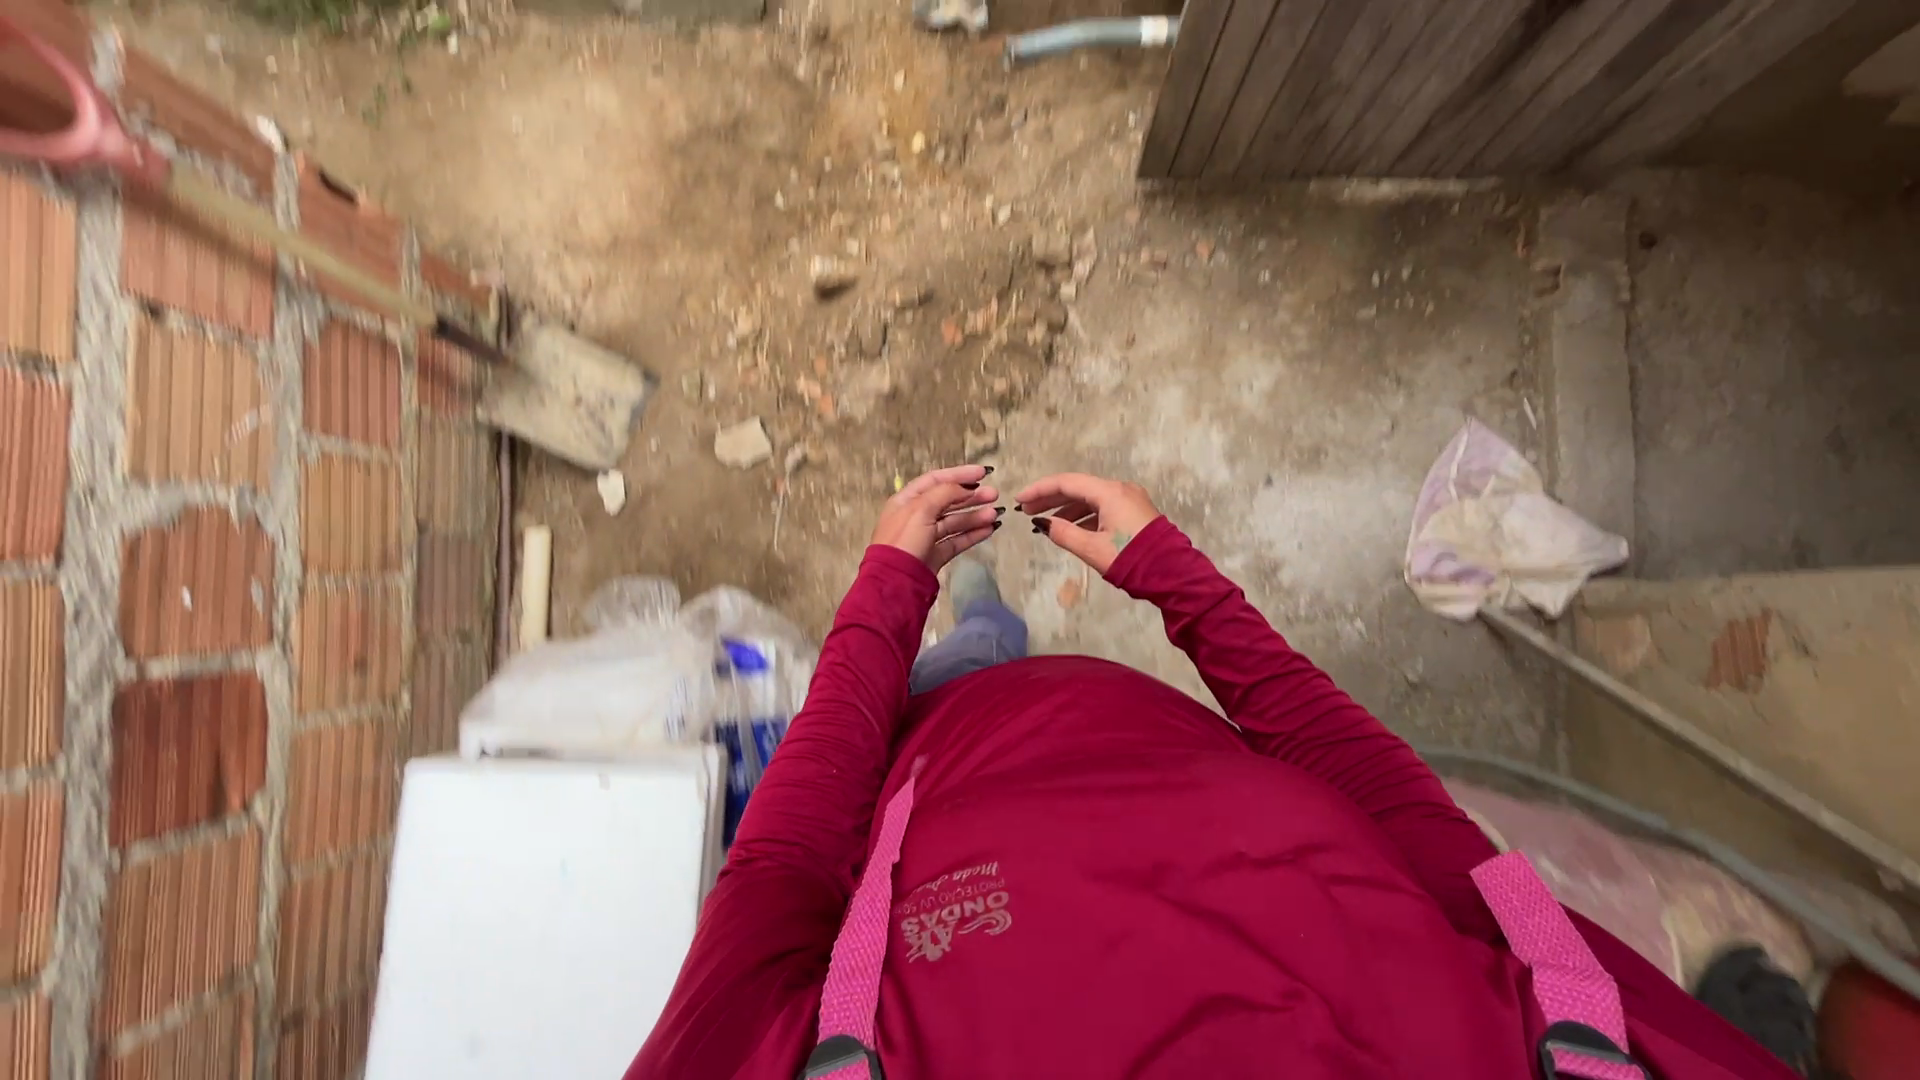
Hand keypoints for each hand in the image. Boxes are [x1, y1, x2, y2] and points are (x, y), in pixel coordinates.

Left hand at [870, 464, 1002, 570]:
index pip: (936, 480)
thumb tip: (966, 489)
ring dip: (975, 516)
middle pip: (947, 500)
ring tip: (996, 514)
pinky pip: (956, 540)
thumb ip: (945, 493)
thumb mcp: (921, 509)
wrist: (895, 581)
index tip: (983, 473)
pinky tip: (989, 529)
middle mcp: (916, 515)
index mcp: (907, 500)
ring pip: (954, 522)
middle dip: (972, 496)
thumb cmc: (904, 539)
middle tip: (994, 495)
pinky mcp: (935, 555)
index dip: (959, 474)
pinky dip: (973, 535)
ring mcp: (926, 536)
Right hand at [1015, 473, 1160, 574]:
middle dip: (1050, 498)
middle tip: (1026, 510)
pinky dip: (1083, 515)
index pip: (1066, 483)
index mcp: (1109, 492)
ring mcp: (1129, 499)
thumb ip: (1063, 533)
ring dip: (1066, 508)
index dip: (1040, 490)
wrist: (1172, 573)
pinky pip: (1102, 507)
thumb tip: (1043, 523)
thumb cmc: (1130, 558)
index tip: (1020, 500)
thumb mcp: (1092, 548)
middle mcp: (1120, 489)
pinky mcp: (1135, 512)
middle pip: (1078, 488)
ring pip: (1090, 498)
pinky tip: (1070, 528)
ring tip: (1045, 522)